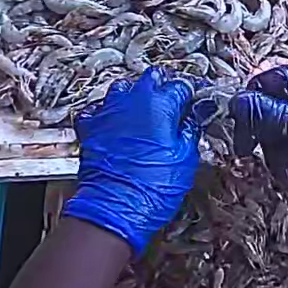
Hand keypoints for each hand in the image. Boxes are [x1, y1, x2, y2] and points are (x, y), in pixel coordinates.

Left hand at [61, 68, 203, 253]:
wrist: (114, 208)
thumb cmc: (150, 188)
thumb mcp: (185, 159)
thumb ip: (190, 130)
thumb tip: (196, 116)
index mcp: (160, 104)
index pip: (180, 86)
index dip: (191, 92)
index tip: (196, 100)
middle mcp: (132, 101)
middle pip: (151, 79)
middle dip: (164, 85)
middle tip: (174, 100)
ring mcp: (108, 112)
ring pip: (123, 88)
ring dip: (135, 95)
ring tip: (145, 109)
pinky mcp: (90, 127)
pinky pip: (98, 109)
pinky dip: (107, 112)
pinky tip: (115, 121)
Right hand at [230, 64, 287, 202]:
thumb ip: (272, 113)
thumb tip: (237, 101)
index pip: (266, 81)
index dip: (250, 103)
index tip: (239, 127)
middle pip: (269, 104)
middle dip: (262, 129)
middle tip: (250, 150)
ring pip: (277, 123)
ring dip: (274, 145)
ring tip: (285, 163)